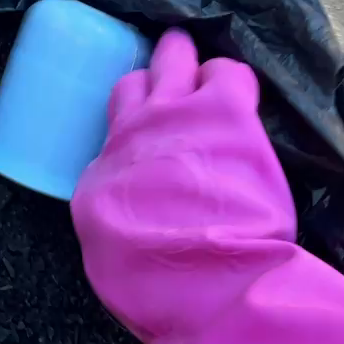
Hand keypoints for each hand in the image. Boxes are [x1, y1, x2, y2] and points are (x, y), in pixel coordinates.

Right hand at [72, 29, 298, 343]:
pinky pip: (230, 73)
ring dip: (193, 69)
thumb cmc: (154, 286)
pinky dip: (232, 80)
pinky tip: (241, 100)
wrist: (202, 283)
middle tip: (176, 81)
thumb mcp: (111, 252)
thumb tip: (136, 202)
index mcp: (103, 174)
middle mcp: (133, 134)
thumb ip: (121, 214)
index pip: (109, 132)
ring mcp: (179, 115)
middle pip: (139, 77)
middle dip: (156, 74)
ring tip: (213, 88)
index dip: (130, 117)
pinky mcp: (228, 111)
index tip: (146, 126)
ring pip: (179, 57)